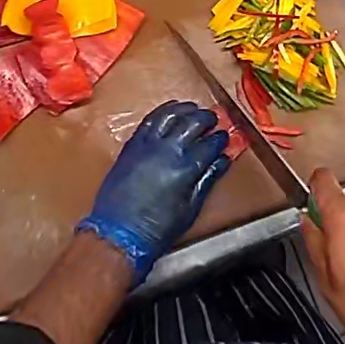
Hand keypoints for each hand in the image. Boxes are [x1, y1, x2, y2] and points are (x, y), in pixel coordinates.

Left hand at [77, 100, 231, 282]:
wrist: (118, 234)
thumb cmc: (157, 228)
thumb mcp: (190, 208)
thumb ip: (207, 180)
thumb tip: (223, 160)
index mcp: (185, 169)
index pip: (210, 145)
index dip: (220, 139)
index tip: (225, 137)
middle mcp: (167, 151)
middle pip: (192, 123)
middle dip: (206, 119)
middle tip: (214, 119)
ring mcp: (147, 145)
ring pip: (170, 115)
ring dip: (185, 109)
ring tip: (194, 109)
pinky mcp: (132, 145)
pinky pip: (149, 120)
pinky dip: (163, 111)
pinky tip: (170, 111)